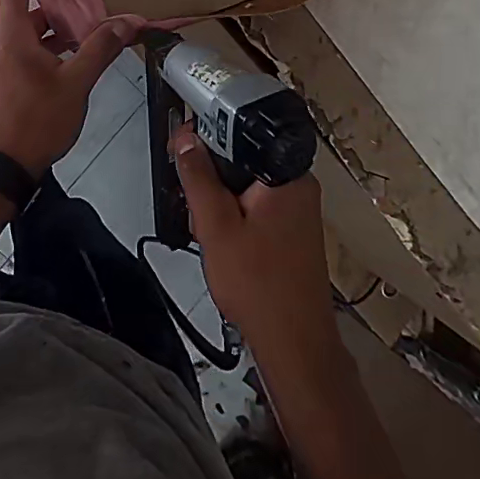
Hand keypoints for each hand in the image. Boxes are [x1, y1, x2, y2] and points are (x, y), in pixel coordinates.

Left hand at [0, 0, 133, 175]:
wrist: (8, 164)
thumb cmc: (37, 121)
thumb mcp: (74, 84)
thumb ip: (100, 49)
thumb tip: (129, 21)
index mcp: (13, 35)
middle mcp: (6, 39)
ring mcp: (10, 57)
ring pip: (34, 22)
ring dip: (57, 10)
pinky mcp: (17, 72)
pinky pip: (38, 41)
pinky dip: (58, 34)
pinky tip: (84, 39)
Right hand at [172, 122, 336, 365]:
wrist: (293, 342)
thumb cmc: (259, 286)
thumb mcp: (216, 227)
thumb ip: (199, 178)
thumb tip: (186, 139)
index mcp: (288, 175)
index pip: (242, 136)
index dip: (207, 138)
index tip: (180, 147)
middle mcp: (298, 187)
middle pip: (243, 163)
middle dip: (212, 182)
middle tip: (195, 210)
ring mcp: (297, 211)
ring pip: (246, 189)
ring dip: (221, 206)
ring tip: (210, 237)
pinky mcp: (292, 232)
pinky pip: (256, 210)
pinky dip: (235, 221)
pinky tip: (225, 247)